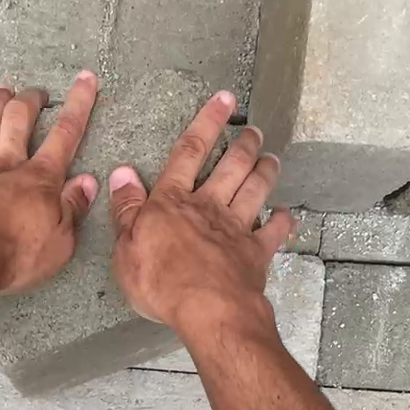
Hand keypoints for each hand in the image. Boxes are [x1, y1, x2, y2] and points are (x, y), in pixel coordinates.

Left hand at [0, 72, 102, 294]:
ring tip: (3, 91)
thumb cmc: (16, 258)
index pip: (65, 134)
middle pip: (19, 119)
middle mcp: (7, 165)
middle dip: (31, 100)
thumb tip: (88, 182)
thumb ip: (74, 209)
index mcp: (40, 180)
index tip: (85, 79)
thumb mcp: (60, 243)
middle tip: (38, 93)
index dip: (78, 104)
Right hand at [108, 91, 294, 337]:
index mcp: (172, 203)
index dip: (206, 123)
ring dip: (264, 171)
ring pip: (254, 190)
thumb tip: (122, 174)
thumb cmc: (160, 282)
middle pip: (230, 167)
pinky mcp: (255, 254)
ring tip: (271, 158)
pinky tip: (287, 214)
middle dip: (244, 144)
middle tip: (254, 131)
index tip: (224, 100)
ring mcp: (236, 229)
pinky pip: (273, 232)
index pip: (189, 152)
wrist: (208, 309)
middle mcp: (208, 207)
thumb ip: (127, 210)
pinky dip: (282, 221)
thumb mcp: (126, 248)